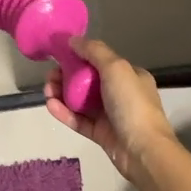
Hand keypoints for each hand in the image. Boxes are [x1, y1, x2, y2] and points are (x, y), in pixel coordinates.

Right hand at [44, 38, 176, 180]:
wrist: (143, 150)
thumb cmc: (133, 105)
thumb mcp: (116, 68)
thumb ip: (94, 51)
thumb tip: (73, 40)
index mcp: (130, 76)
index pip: (102, 62)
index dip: (80, 57)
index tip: (59, 56)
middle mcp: (121, 94)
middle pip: (88, 82)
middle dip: (67, 77)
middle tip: (50, 77)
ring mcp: (110, 116)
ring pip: (81, 102)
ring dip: (62, 94)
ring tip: (47, 91)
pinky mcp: (100, 135)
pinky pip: (79, 120)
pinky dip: (65, 112)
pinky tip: (51, 106)